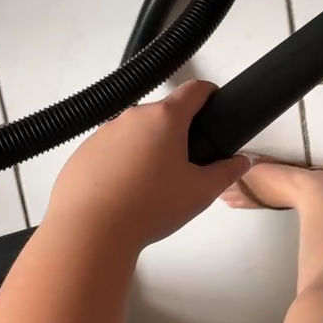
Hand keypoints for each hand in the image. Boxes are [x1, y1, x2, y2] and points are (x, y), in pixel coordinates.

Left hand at [43, 81, 252, 252]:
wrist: (89, 232)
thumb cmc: (152, 206)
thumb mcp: (200, 192)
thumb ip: (226, 172)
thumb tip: (241, 161)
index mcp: (165, 118)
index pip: (194, 90)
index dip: (209, 93)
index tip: (215, 105)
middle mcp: (132, 116)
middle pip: (162, 115)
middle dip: (177, 132)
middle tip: (184, 166)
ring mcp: (102, 133)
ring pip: (134, 133)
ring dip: (146, 148)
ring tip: (149, 186)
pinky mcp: (81, 152)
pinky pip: (109, 150)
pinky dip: (120, 163)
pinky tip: (121, 193)